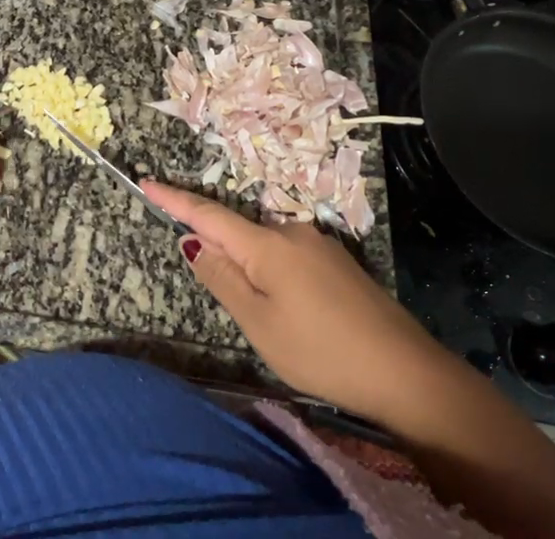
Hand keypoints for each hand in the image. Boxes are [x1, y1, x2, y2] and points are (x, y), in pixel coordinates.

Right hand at [141, 180, 457, 423]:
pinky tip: (290, 313)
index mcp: (267, 245)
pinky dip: (273, 275)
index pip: (208, 214)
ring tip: (264, 320)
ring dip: (250, 269)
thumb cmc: (321, 351)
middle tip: (222, 296)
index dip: (174, 199)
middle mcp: (292, 233)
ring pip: (266, 248)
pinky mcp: (339, 266)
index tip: (145, 180)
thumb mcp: (258, 323)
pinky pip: (289, 258)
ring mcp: (320, 247)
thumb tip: (193, 242)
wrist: (408, 374)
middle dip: (218, 249)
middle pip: (239, 231)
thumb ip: (222, 279)